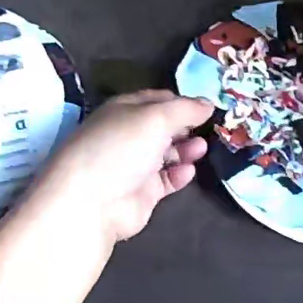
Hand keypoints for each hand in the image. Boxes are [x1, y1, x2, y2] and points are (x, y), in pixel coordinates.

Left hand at [24, 90, 214, 247]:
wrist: (92, 202)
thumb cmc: (121, 148)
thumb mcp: (155, 118)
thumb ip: (186, 109)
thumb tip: (208, 104)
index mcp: (125, 111)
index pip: (159, 100)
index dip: (183, 102)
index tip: (207, 108)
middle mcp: (129, 135)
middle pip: (165, 127)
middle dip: (188, 127)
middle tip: (210, 129)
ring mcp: (135, 164)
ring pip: (168, 153)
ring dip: (187, 149)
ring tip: (202, 149)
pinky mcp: (143, 192)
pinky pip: (167, 179)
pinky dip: (179, 174)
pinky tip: (188, 172)